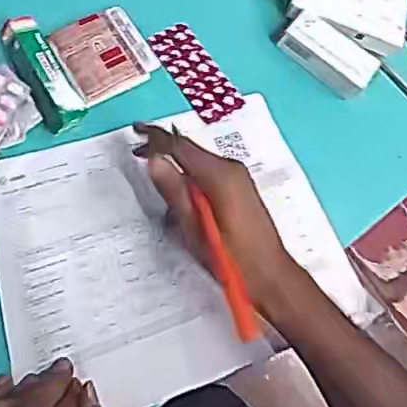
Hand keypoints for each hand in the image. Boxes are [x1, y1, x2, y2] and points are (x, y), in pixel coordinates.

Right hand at [131, 124, 306, 318]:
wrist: (271, 275)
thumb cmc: (233, 259)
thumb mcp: (196, 229)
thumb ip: (175, 193)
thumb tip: (155, 161)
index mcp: (219, 174)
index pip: (180, 145)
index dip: (156, 137)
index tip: (135, 130)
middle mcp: (231, 167)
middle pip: (190, 148)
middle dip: (163, 147)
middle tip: (137, 150)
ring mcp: (238, 175)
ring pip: (199, 158)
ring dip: (176, 159)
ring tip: (153, 166)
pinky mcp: (240, 185)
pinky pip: (208, 169)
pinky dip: (190, 170)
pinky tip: (179, 182)